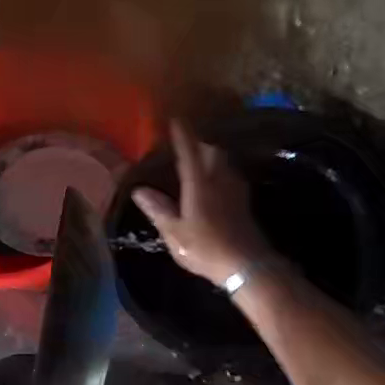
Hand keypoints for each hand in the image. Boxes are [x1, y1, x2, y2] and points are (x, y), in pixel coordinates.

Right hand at [131, 121, 273, 285]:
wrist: (245, 265)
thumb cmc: (205, 248)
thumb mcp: (174, 232)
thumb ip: (158, 209)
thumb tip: (139, 191)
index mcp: (199, 185)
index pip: (189, 153)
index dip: (182, 136)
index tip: (176, 120)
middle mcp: (219, 180)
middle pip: (211, 152)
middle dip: (199, 143)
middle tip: (186, 142)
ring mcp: (235, 190)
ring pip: (223, 162)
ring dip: (211, 156)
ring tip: (197, 159)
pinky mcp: (243, 201)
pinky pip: (229, 175)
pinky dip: (219, 171)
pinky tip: (213, 181)